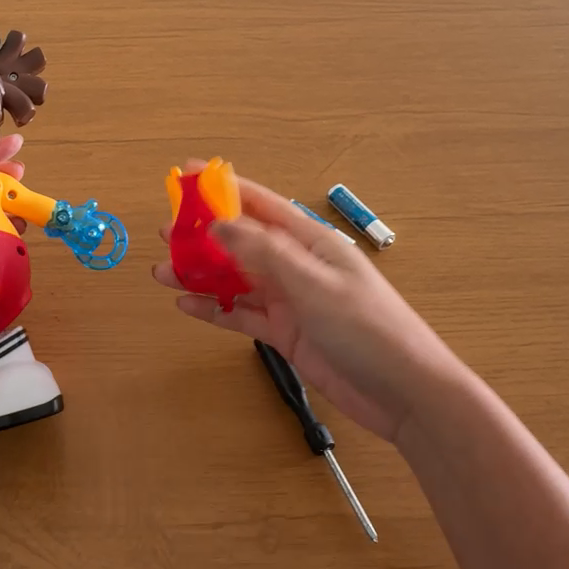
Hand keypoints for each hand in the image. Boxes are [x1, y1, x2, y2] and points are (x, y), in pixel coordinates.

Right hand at [153, 163, 460, 443]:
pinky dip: (215, 309)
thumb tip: (218, 223)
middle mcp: (296, 265)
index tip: (185, 173)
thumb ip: (265, 253)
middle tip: (164, 231)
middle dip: (202, 234)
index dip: (221, 188)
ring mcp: (290, 300)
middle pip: (241, 241)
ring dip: (201, 275)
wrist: (407, 395)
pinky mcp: (287, 333)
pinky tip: (186, 305)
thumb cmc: (368, 329)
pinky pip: (243, 315)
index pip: (258, 204)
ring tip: (162, 271)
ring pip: (236, 279)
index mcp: (309, 241)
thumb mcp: (314, 285)